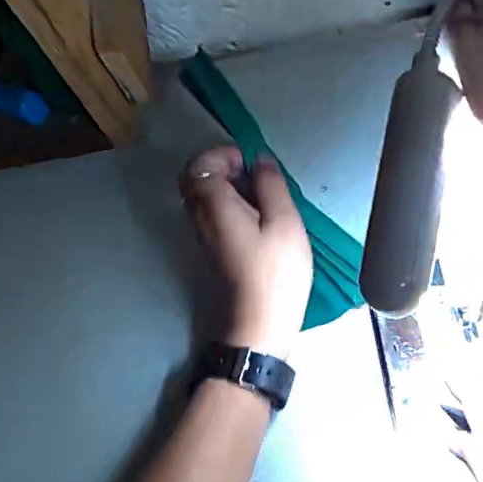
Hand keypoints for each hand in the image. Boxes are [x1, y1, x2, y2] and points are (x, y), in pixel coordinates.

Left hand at [180, 146, 312, 357]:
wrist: (257, 326)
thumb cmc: (275, 274)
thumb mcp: (285, 223)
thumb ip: (272, 186)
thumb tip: (260, 161)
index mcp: (212, 202)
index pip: (201, 163)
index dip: (224, 154)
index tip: (251, 163)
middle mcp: (198, 217)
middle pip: (197, 180)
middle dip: (223, 170)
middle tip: (255, 178)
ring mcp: (202, 238)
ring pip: (204, 201)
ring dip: (227, 192)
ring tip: (262, 202)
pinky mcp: (213, 255)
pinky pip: (213, 219)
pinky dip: (230, 211)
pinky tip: (258, 225)